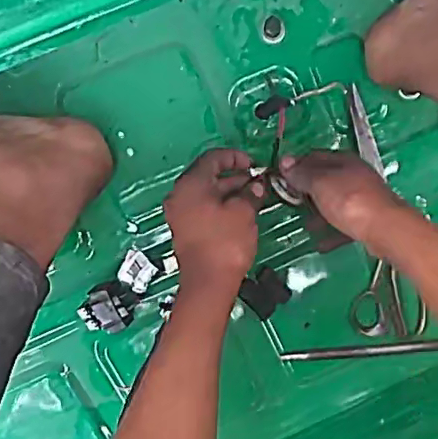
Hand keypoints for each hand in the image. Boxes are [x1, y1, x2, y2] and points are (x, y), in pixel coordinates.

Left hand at [165, 148, 263, 291]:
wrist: (209, 282)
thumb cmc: (225, 242)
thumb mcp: (244, 212)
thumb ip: (250, 193)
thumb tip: (255, 187)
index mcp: (191, 184)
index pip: (212, 158)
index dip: (235, 157)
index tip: (253, 164)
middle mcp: (181, 195)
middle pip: (208, 176)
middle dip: (234, 176)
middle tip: (257, 181)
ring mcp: (181, 214)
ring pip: (207, 193)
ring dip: (230, 192)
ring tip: (254, 196)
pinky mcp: (186, 230)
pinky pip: (204, 209)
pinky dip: (221, 206)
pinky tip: (240, 211)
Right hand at [277, 152, 411, 242]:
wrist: (384, 228)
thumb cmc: (349, 201)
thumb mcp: (319, 183)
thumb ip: (302, 173)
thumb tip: (285, 161)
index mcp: (343, 161)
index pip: (314, 156)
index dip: (296, 165)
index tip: (281, 178)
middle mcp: (354, 176)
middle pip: (325, 180)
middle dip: (307, 191)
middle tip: (290, 202)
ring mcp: (362, 199)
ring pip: (334, 203)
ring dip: (318, 213)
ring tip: (304, 224)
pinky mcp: (367, 220)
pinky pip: (343, 224)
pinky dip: (331, 232)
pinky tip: (320, 243)